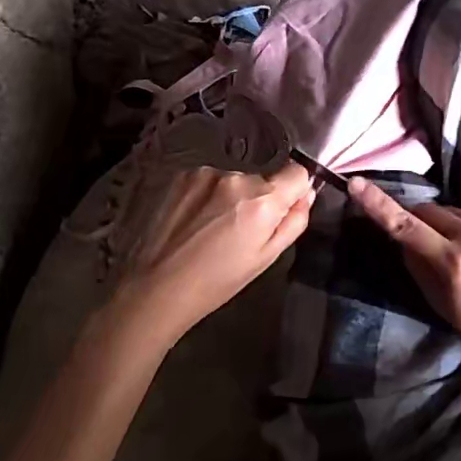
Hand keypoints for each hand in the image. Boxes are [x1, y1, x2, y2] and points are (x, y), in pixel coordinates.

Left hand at [119, 161, 314, 340]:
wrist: (155, 288)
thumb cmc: (217, 281)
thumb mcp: (267, 258)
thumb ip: (294, 221)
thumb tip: (306, 194)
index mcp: (263, 200)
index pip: (297, 172)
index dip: (294, 190)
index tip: (282, 210)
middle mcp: (237, 177)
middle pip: (263, 179)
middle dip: (258, 199)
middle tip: (239, 231)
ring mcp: (206, 173)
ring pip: (235, 180)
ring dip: (231, 197)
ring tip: (211, 229)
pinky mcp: (182, 176)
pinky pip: (210, 180)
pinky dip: (208, 196)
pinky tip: (193, 222)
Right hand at [348, 177, 460, 362]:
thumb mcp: (439, 302)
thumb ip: (415, 265)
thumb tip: (399, 239)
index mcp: (451, 262)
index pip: (405, 227)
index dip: (377, 204)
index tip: (355, 184)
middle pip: (424, 210)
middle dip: (413, 220)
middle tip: (415, 246)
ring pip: (445, 210)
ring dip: (437, 224)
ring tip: (448, 253)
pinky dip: (456, 227)